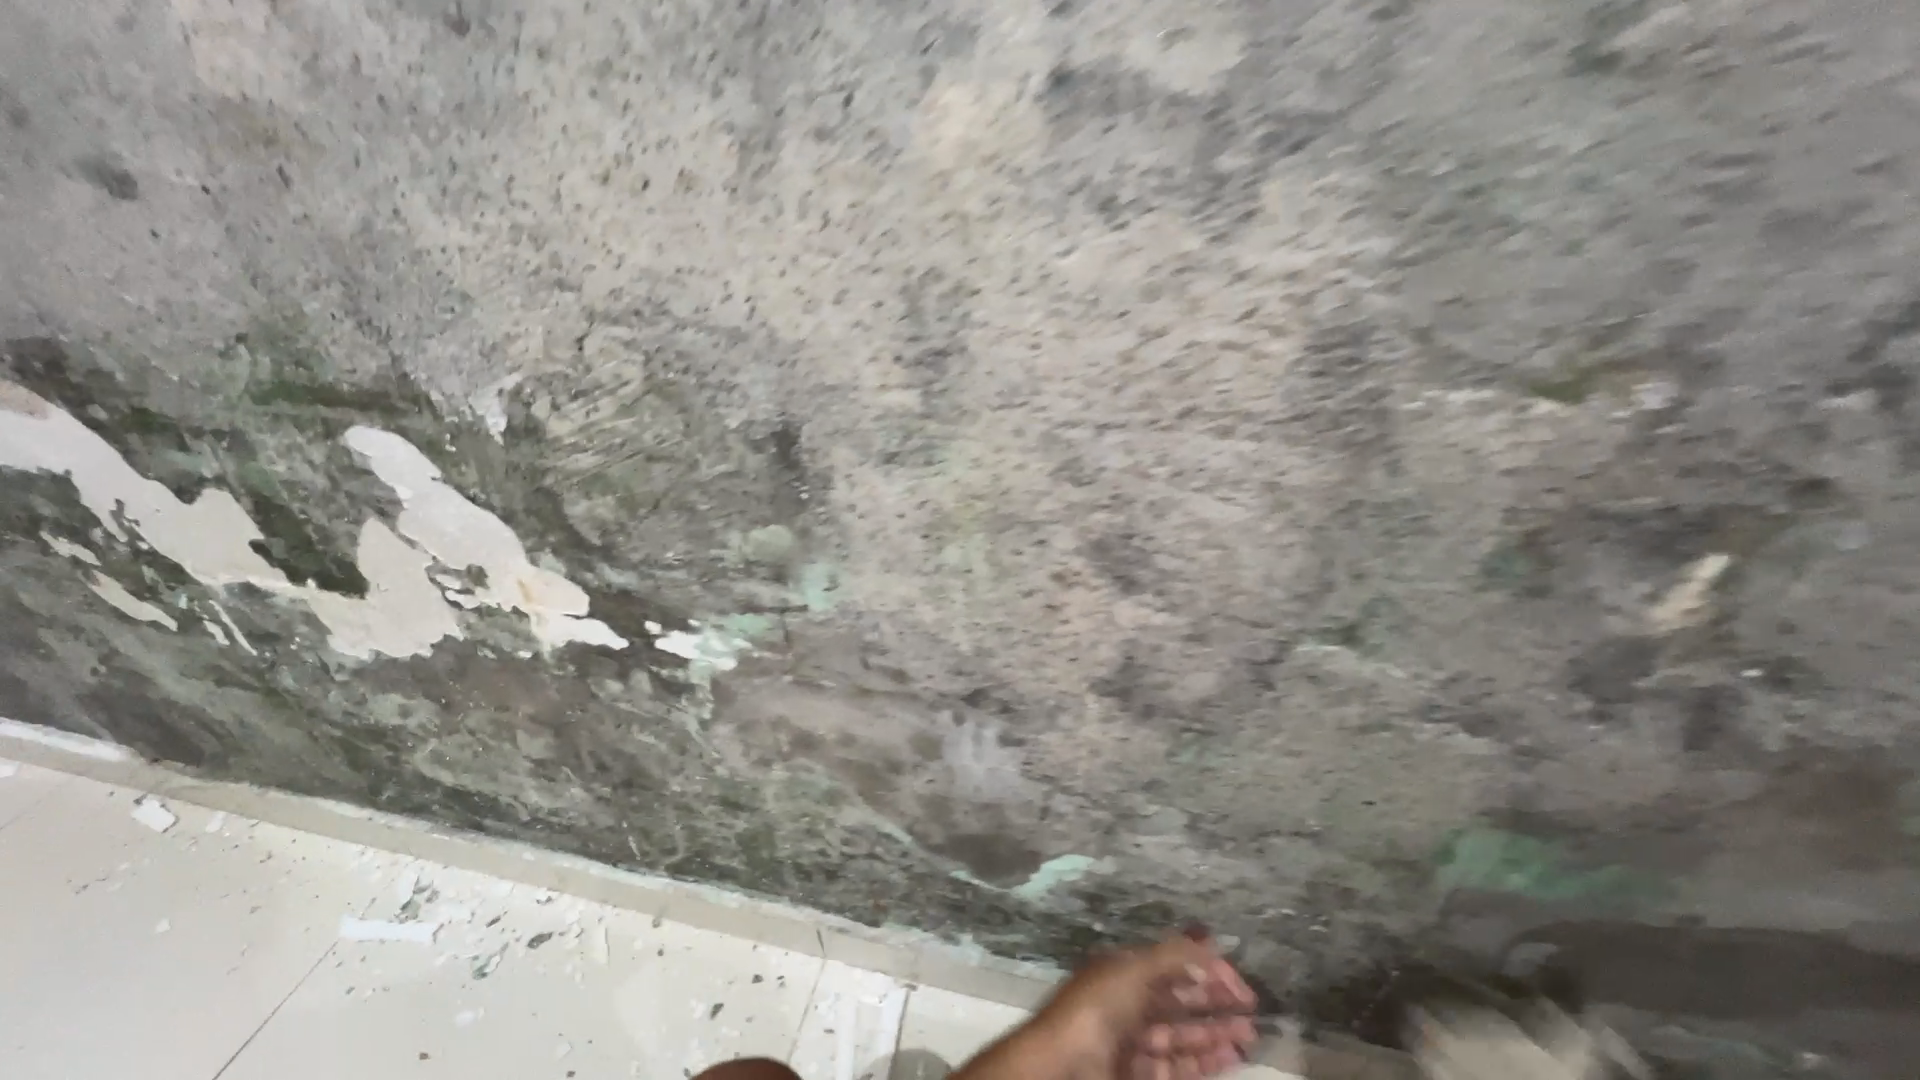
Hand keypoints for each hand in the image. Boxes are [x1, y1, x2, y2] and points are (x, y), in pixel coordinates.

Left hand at [954, 932, 1259, 1079]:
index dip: (1206, 969)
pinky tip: (1231, 1058)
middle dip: (1215, 1001)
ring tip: (1251, 1036)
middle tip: (1253, 1009)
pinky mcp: (1137, 1073)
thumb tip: (1212, 939)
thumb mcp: (1134, 969)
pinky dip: (1204, 1061)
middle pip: (1178, 999)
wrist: (1062, 1067)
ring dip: (1216, 1033)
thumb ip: (1174, 954)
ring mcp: (1133, 1040)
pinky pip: (1176, 1065)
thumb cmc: (1097, 1009)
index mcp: (1123, 969)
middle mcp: (1129, 1000)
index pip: (1171, 963)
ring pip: (1181, 1034)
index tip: (1240, 983)